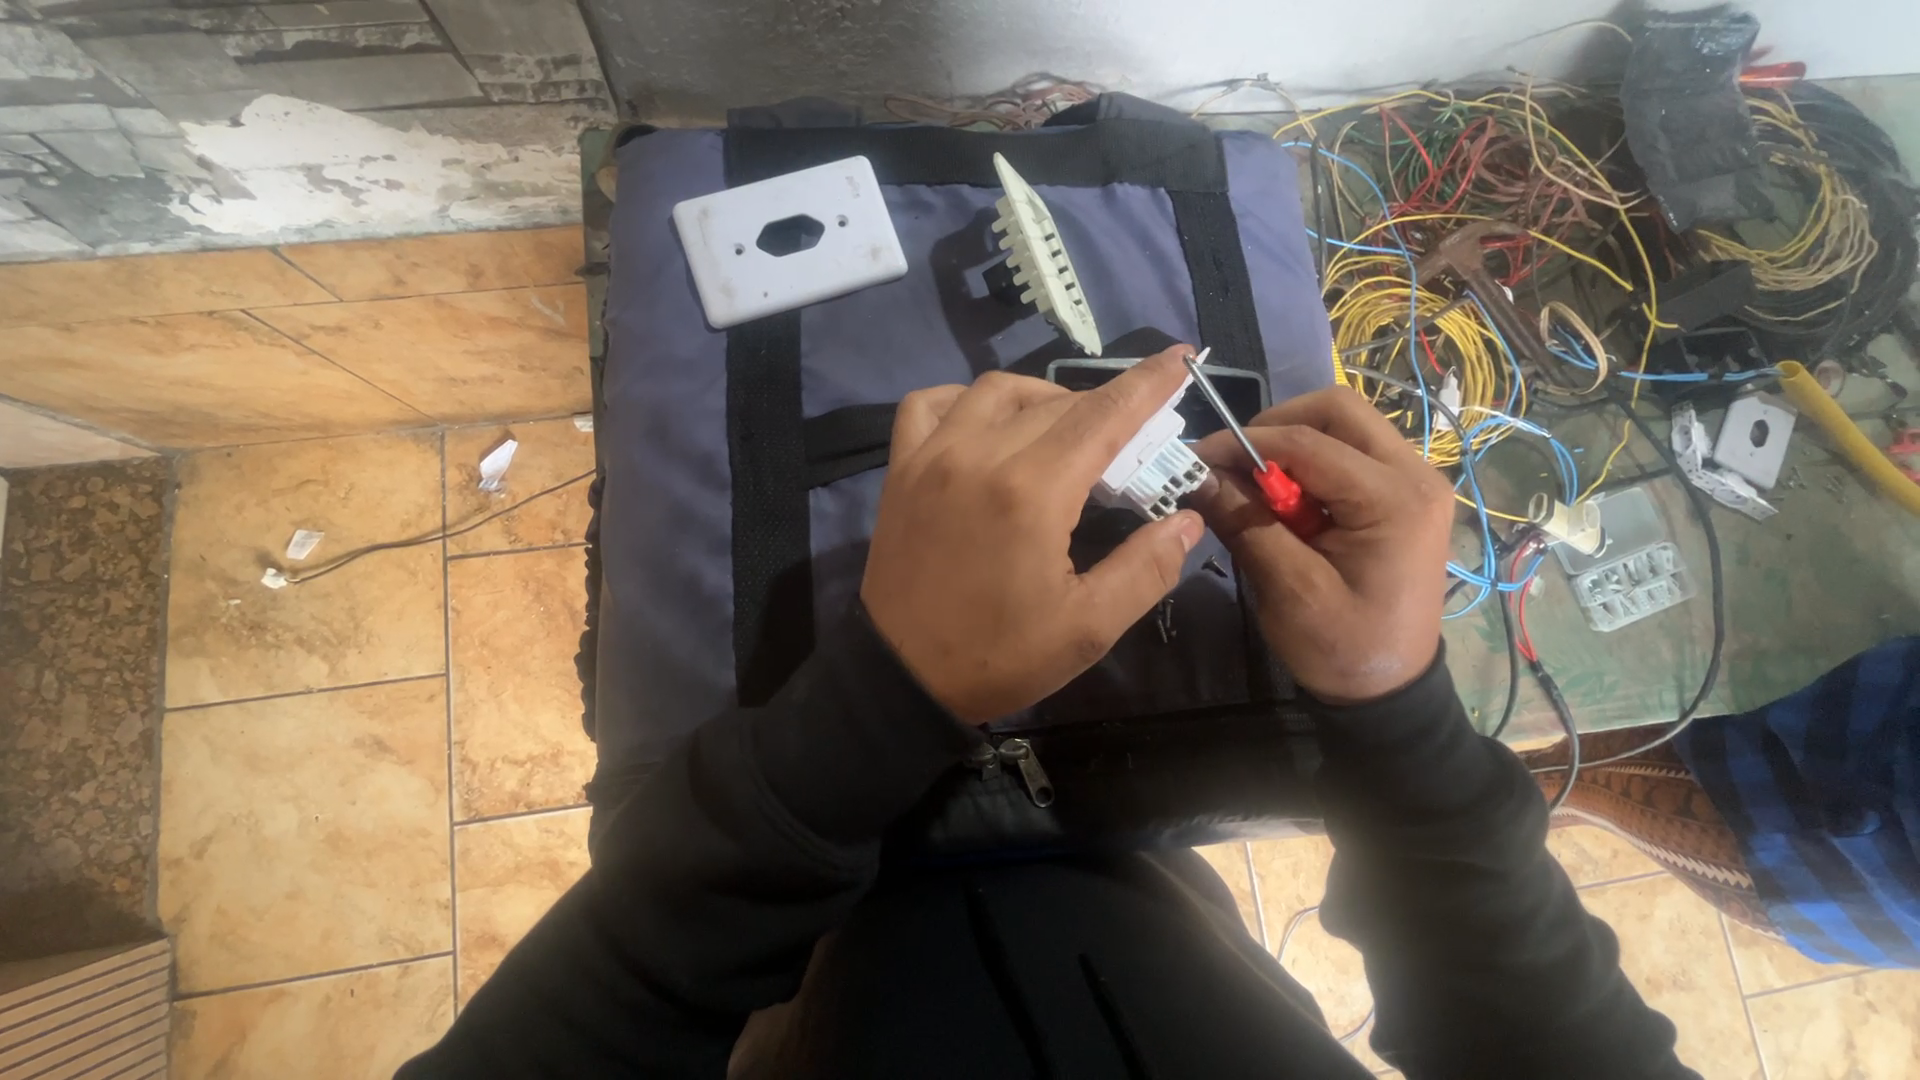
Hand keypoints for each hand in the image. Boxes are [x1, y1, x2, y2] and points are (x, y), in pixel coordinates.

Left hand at [861, 348, 1206, 723]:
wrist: (901, 676)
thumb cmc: (997, 656)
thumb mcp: (1087, 628)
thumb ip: (1146, 568)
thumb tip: (1187, 520)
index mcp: (1033, 491)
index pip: (1103, 416)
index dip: (1146, 385)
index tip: (1179, 358)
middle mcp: (980, 455)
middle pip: (1058, 404)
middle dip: (1105, 409)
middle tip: (1129, 439)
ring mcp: (932, 457)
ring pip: (997, 392)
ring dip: (1042, 398)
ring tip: (1066, 431)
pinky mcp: (901, 470)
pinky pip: (928, 405)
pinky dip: (962, 400)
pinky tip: (984, 425)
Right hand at [1189, 386, 1453, 704]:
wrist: (1390, 687)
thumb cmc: (1342, 646)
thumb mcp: (1288, 590)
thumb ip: (1246, 523)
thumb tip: (1198, 475)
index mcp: (1394, 499)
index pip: (1308, 441)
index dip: (1244, 442)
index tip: (1196, 458)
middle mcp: (1415, 474)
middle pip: (1337, 410)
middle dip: (1274, 427)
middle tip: (1233, 465)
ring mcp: (1413, 480)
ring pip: (1343, 425)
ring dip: (1291, 444)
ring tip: (1256, 488)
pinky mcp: (1402, 492)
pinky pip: (1349, 452)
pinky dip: (1308, 463)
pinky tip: (1285, 501)